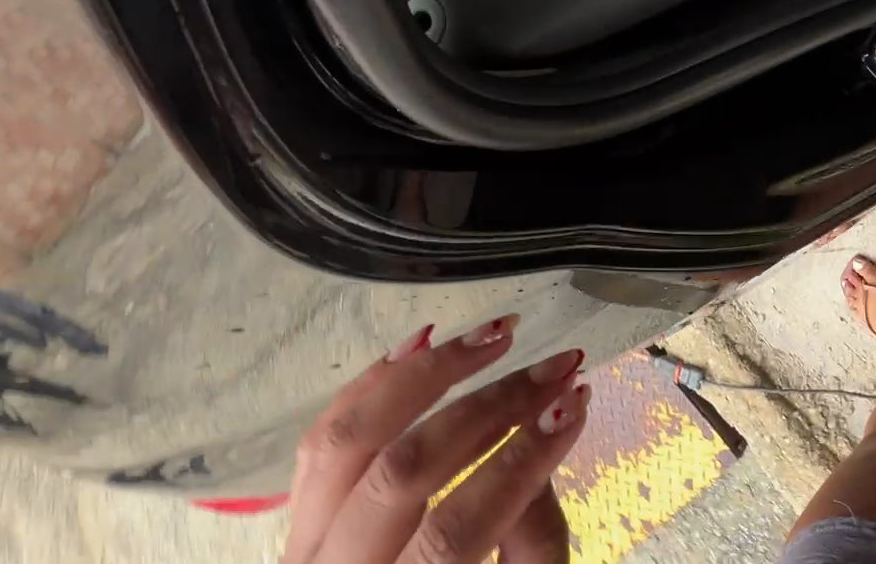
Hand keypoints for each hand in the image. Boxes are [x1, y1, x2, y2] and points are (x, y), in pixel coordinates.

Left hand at [281, 318, 589, 563]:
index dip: (521, 460)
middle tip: (557, 365)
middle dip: (492, 405)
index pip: (455, 530)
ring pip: (352, 435)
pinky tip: (426, 341)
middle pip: (404, 469)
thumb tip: (540, 440)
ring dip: (432, 371)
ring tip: (497, 333)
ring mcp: (301, 547)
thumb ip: (534, 546)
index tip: (576, 400)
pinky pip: (326, 435)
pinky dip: (377, 380)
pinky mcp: (299, 520)